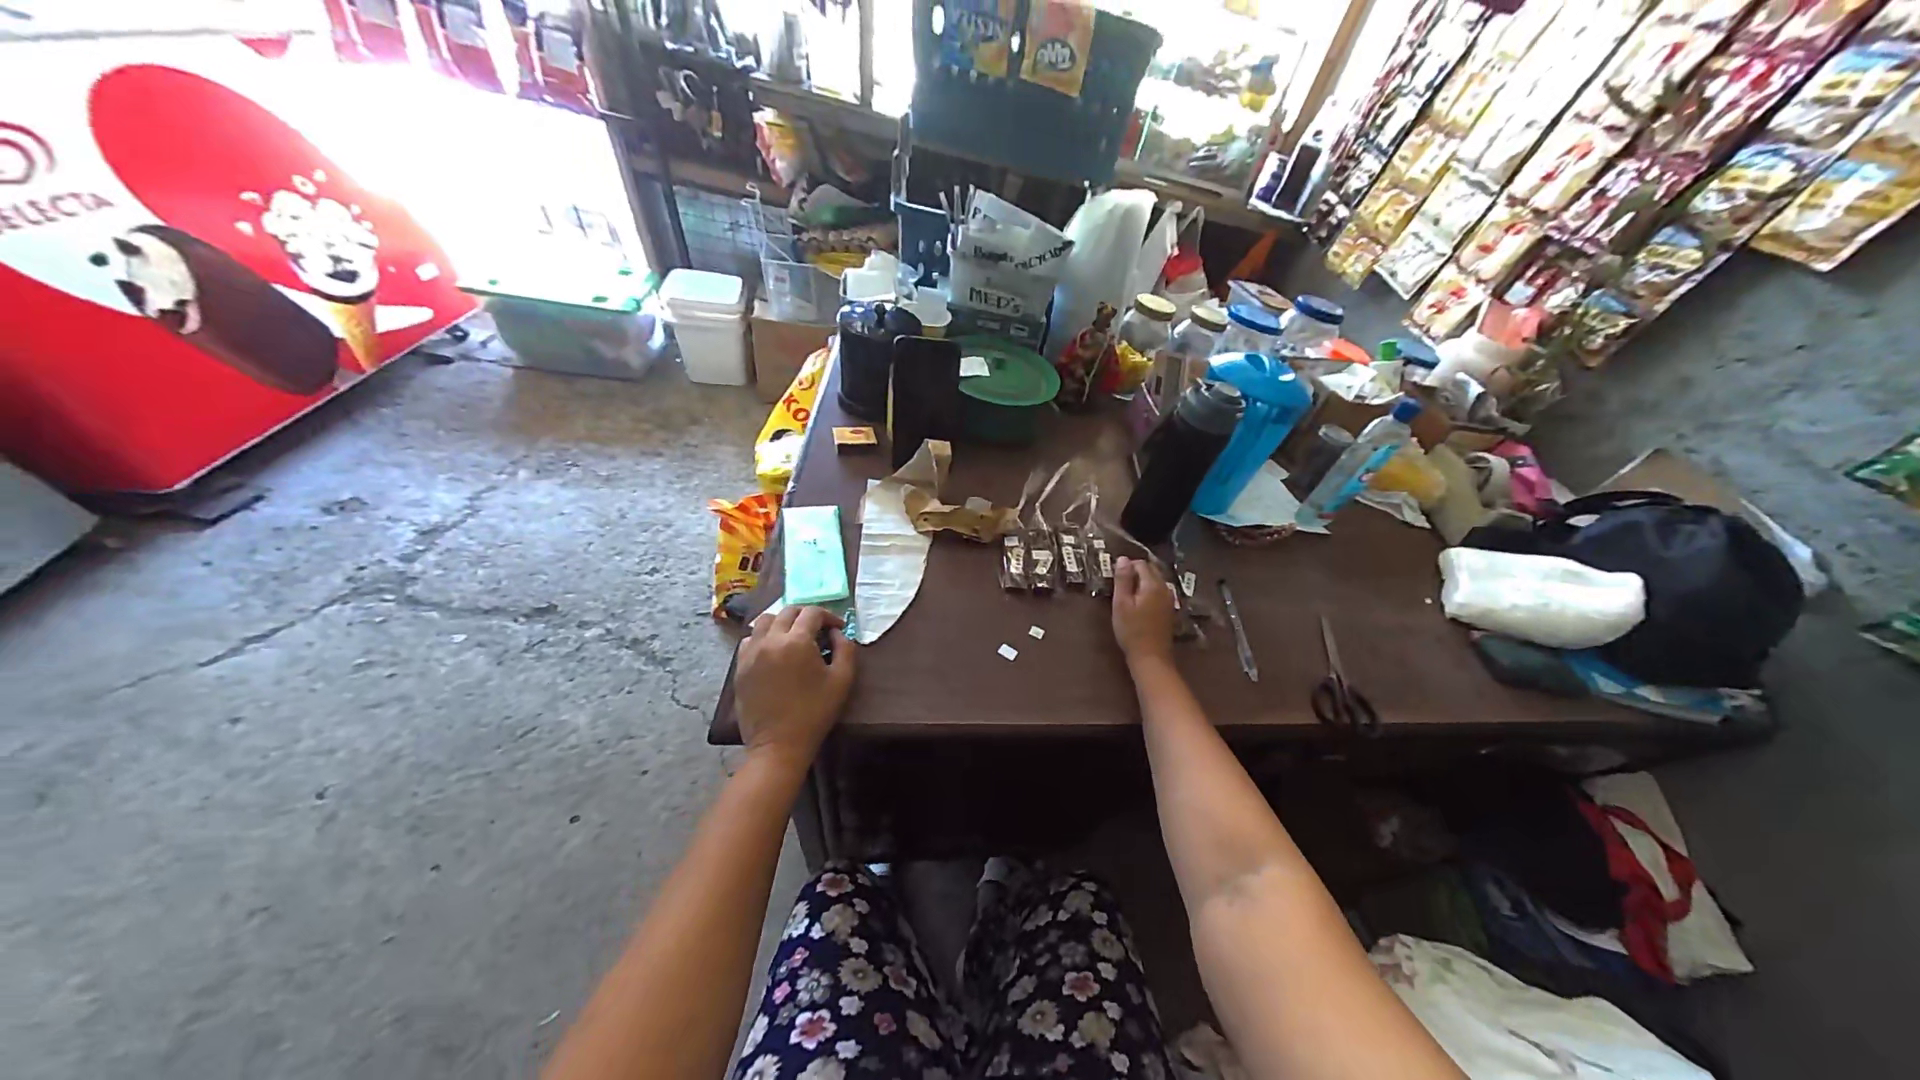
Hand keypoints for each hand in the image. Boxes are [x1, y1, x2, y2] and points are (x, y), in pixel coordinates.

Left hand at [735, 606, 855, 766]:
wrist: (779, 744)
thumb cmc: (815, 713)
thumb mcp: (842, 680)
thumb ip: (845, 649)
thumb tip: (837, 633)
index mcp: (797, 642)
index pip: (812, 613)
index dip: (829, 616)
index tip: (837, 628)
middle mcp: (770, 640)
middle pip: (788, 611)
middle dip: (806, 616)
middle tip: (818, 630)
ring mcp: (751, 652)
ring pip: (765, 621)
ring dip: (782, 622)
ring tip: (793, 636)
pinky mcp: (740, 666)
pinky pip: (750, 639)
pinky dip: (764, 637)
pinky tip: (773, 651)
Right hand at [1111, 556, 1174, 664]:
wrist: (1151, 657)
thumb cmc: (1131, 630)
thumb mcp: (1121, 603)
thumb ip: (1123, 579)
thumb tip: (1123, 558)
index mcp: (1153, 584)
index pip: (1140, 564)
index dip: (1127, 566)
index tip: (1115, 577)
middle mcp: (1165, 588)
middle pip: (1151, 570)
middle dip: (1136, 572)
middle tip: (1119, 585)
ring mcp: (1169, 600)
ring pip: (1155, 581)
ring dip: (1142, 582)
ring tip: (1127, 594)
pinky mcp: (1169, 610)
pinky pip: (1158, 592)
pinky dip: (1148, 592)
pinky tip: (1139, 603)